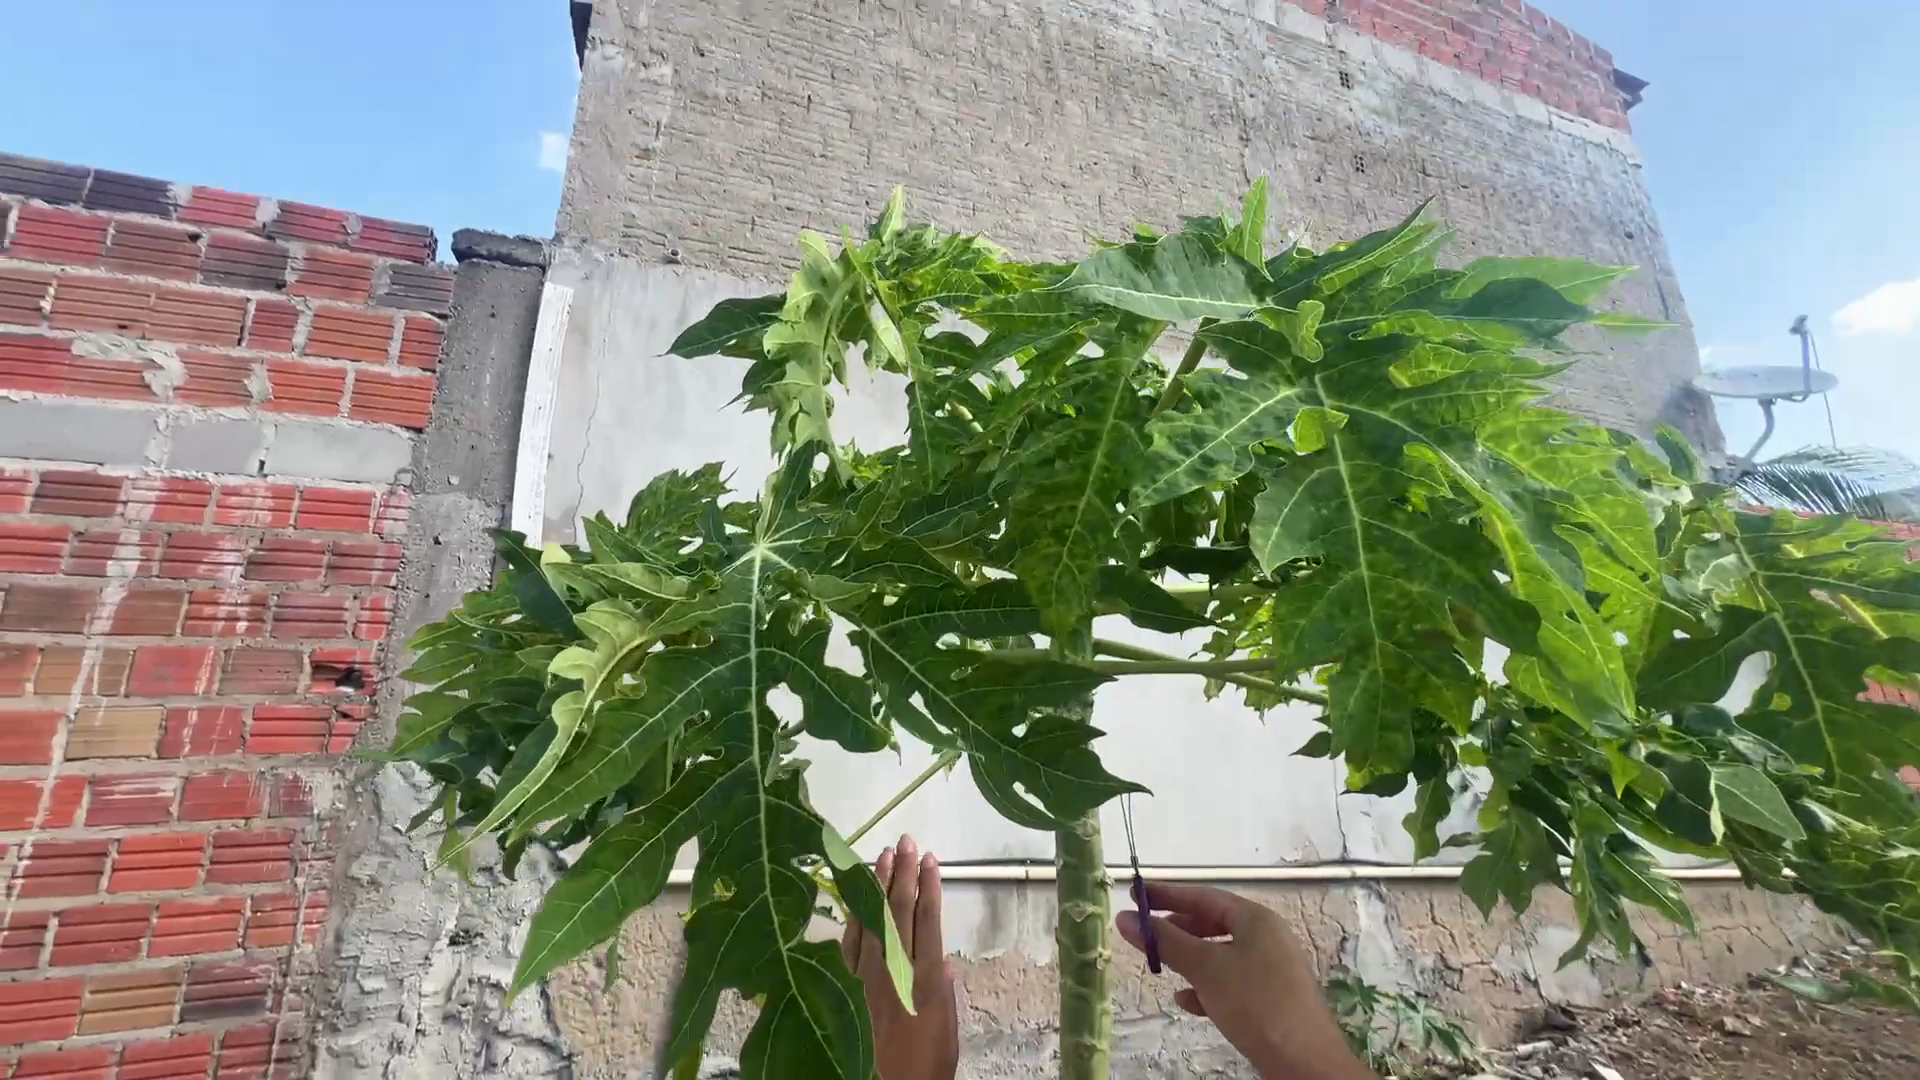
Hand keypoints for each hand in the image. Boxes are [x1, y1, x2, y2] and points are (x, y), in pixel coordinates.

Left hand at [841, 835, 960, 1079]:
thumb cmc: (923, 1067)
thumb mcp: (946, 1031)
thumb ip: (942, 991)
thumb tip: (940, 958)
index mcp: (925, 980)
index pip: (928, 920)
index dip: (930, 886)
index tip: (932, 858)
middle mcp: (895, 971)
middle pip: (900, 911)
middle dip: (905, 873)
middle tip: (908, 842)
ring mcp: (865, 976)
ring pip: (873, 919)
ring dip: (879, 884)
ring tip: (885, 855)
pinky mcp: (844, 987)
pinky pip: (848, 943)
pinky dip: (855, 915)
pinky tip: (858, 895)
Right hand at [1116, 882, 1368, 1079]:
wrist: (1308, 1067)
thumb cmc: (1256, 1004)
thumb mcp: (1205, 968)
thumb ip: (1165, 941)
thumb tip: (1124, 918)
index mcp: (1255, 919)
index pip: (1203, 895)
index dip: (1167, 894)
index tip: (1135, 894)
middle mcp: (1267, 937)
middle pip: (1213, 922)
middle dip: (1177, 928)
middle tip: (1146, 932)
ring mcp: (1272, 969)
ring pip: (1221, 954)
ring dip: (1190, 958)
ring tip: (1163, 966)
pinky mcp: (1273, 1000)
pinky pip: (1232, 981)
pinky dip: (1207, 985)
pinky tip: (1188, 1001)